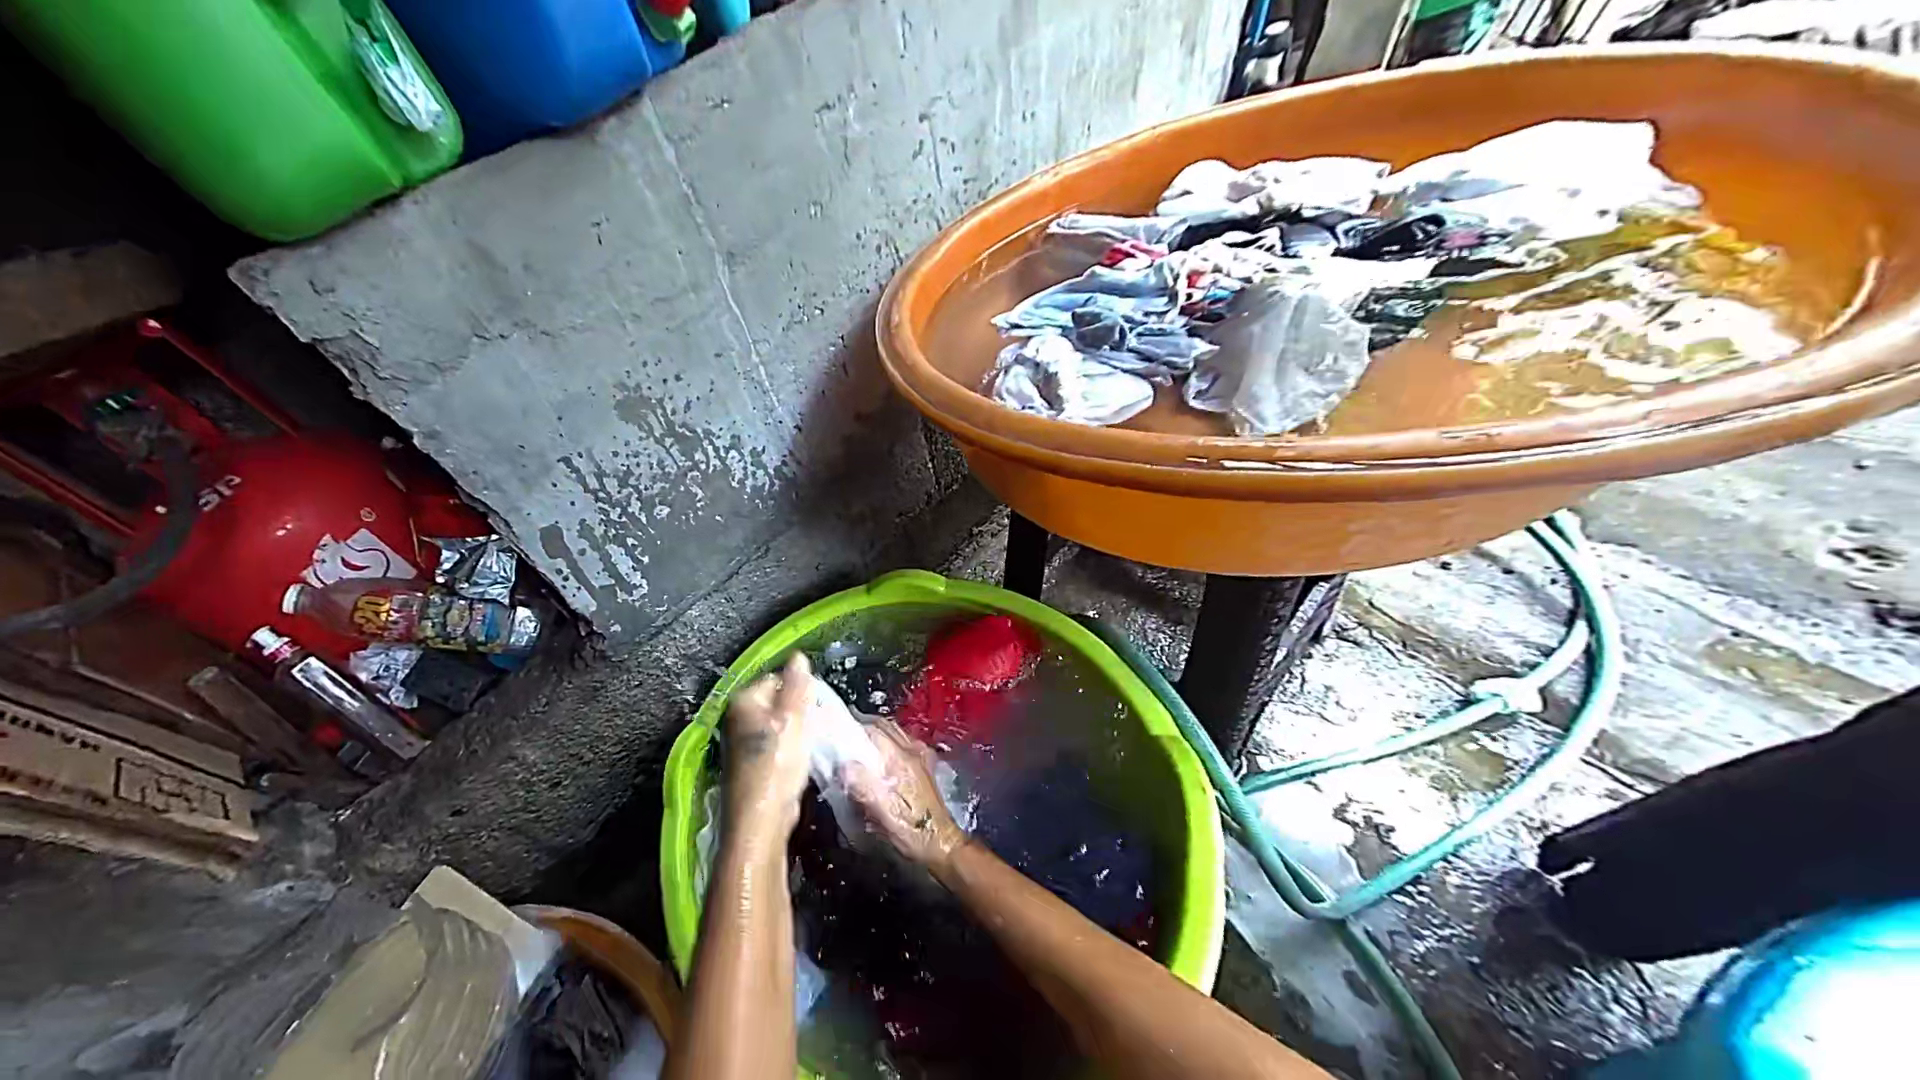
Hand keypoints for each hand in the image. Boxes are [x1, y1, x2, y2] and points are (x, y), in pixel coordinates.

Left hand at [724, 652, 812, 842]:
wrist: (761, 820)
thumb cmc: (777, 764)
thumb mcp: (794, 717)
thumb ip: (797, 685)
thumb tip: (798, 656)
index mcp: (742, 701)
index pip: (779, 678)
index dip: (801, 689)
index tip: (817, 705)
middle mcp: (736, 718)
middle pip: (778, 701)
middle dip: (801, 710)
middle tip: (818, 723)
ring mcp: (742, 743)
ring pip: (780, 724)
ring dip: (799, 731)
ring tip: (813, 742)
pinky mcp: (753, 764)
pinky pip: (778, 745)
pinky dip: (792, 748)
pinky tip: (803, 760)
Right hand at [844, 719, 968, 874]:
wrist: (942, 844)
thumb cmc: (912, 832)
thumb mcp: (883, 814)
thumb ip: (864, 786)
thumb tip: (844, 765)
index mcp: (901, 760)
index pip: (873, 730)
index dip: (852, 728)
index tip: (834, 734)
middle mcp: (913, 751)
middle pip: (884, 727)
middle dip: (862, 728)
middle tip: (842, 738)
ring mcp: (921, 757)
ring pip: (894, 733)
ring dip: (875, 734)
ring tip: (856, 746)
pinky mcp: (925, 766)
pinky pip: (903, 743)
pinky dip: (888, 742)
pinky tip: (879, 757)